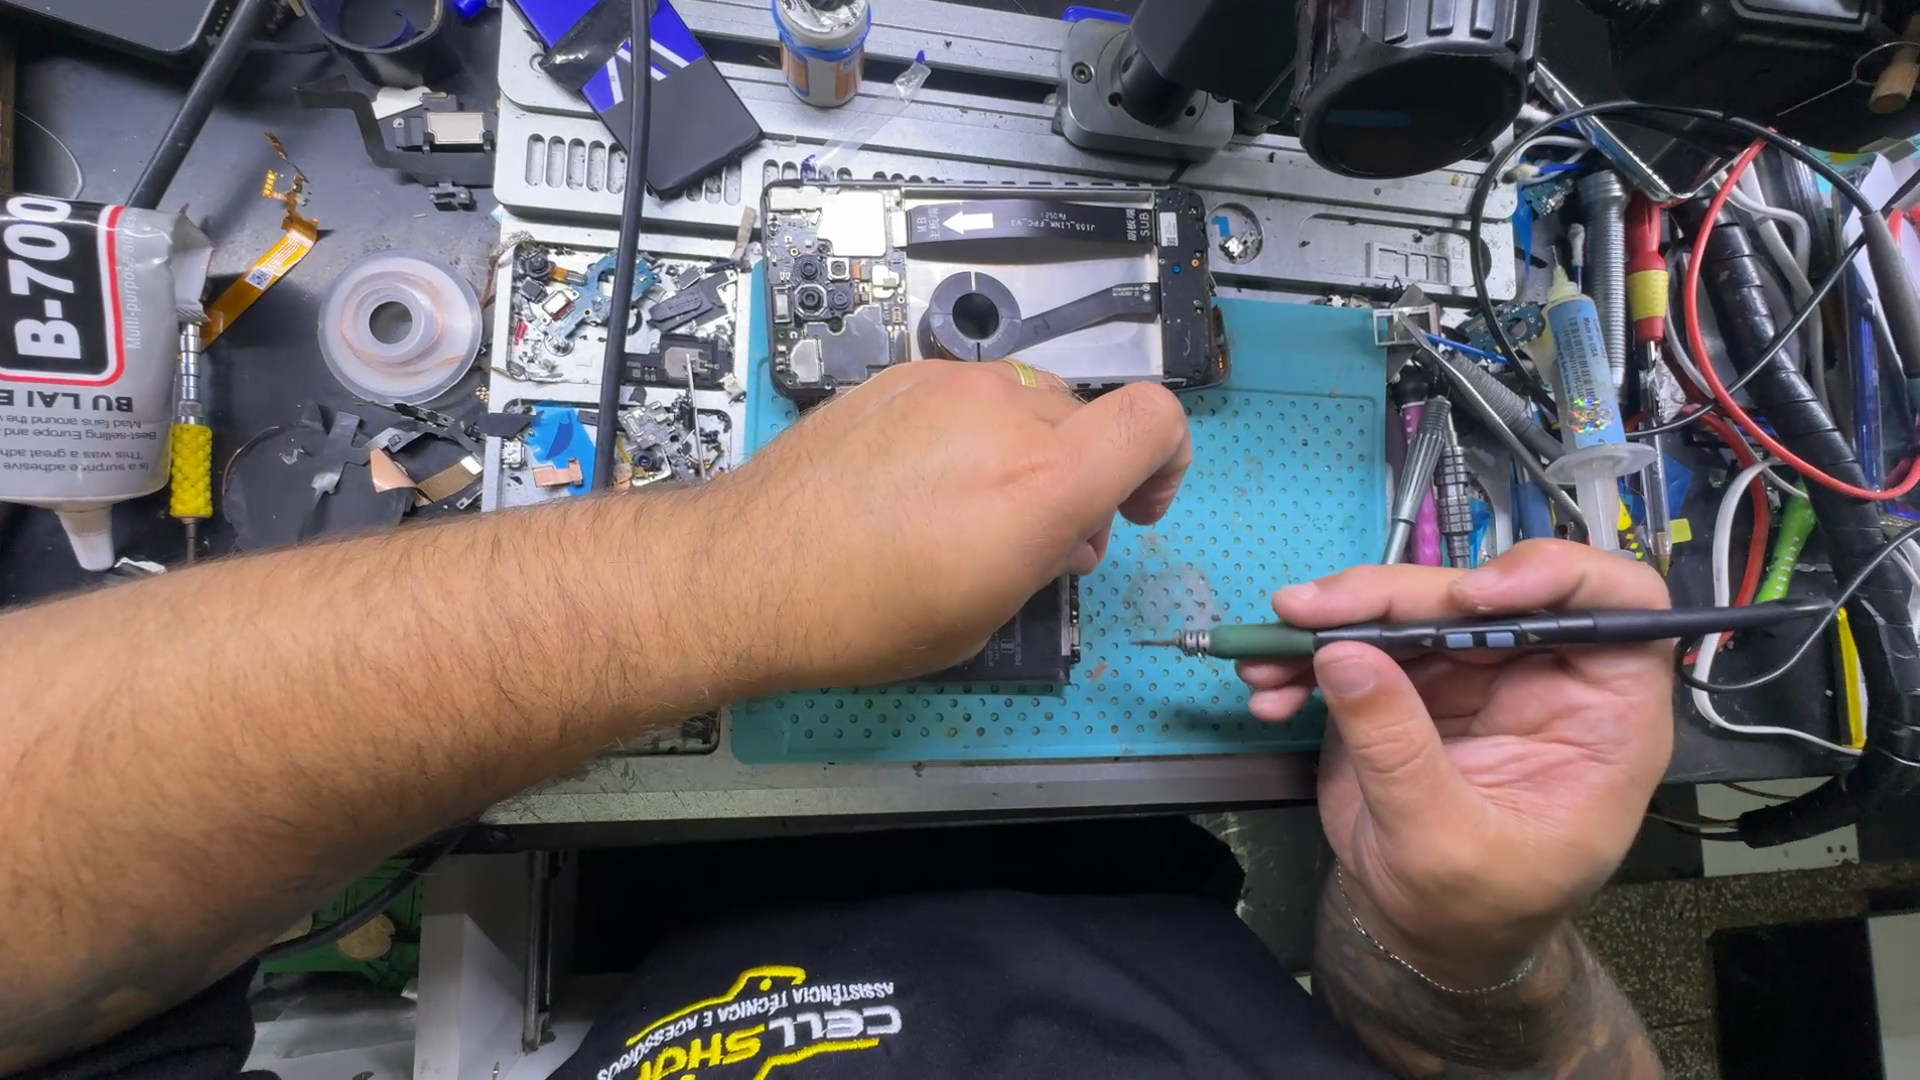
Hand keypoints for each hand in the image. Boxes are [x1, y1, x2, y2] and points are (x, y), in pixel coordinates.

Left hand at [713, 360, 1190, 690]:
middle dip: (1084, 475)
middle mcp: (1001, 413)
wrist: (748, 571)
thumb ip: (1049, 554)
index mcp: (1039, 481)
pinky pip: (972, 394)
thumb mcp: (986, 612)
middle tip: (1040, 535)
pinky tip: (930, 479)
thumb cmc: (863, 615)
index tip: (1134, 503)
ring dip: (1029, 452)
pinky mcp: (898, 378)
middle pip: (1090, 418)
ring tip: (978, 508)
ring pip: (1031, 403)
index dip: (1166, 462)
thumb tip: (1071, 529)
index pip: (1155, 421)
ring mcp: (944, 386)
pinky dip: (978, 432)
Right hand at [1237, 540, 1673, 987]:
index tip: (1470, 596)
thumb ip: (1395, 746)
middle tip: (1303, 613)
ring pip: (1396, 610)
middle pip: (1468, 596)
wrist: (1415, 923)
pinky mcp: (1396, 680)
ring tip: (1264, 661)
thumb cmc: (1468, 902)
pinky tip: (1268, 690)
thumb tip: (1342, 653)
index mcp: (1592, 711)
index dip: (1554, 577)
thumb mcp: (1440, 837)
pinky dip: (1300, 658)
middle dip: (1382, 598)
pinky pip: (1348, 643)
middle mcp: (1529, 674)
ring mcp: (1458, 672)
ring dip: (1323, 626)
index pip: (1615, 608)